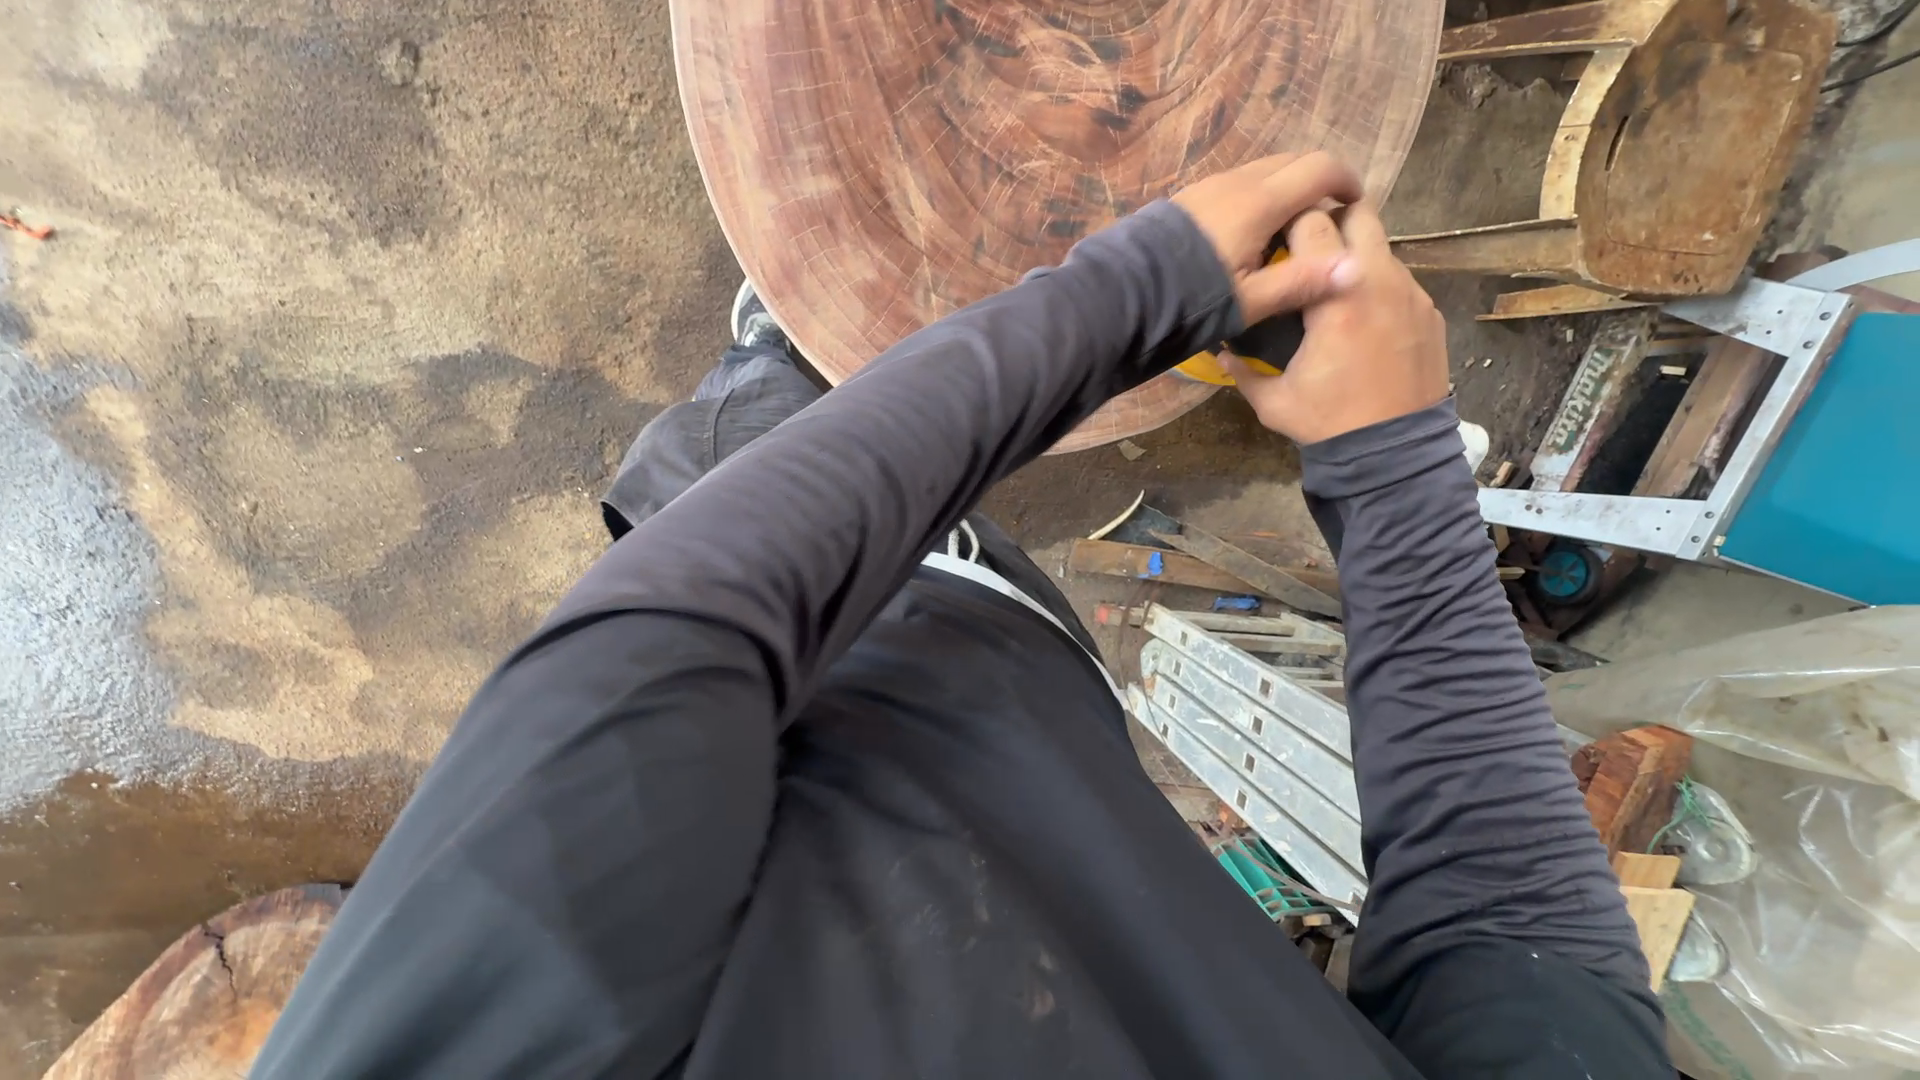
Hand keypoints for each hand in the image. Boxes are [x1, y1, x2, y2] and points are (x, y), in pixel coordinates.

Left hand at [1171, 152, 1364, 324]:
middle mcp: (1236, 182)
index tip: (1355, 203)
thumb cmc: (1191, 300)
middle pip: (1290, 162)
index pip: (1320, 168)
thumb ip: (1301, 282)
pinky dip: (1254, 196)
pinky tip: (1247, 234)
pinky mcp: (1187, 198)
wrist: (1123, 294)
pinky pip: (1233, 184)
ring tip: (1285, 230)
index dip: (1347, 180)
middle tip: (1322, 218)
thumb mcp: (1249, 300)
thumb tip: (1356, 267)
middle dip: (1315, 182)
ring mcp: (1208, 187)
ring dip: (1282, 189)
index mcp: (1259, 202)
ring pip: (1260, 171)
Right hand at [1221, 201, 1448, 443]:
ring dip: (1353, 256)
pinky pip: (1398, 280)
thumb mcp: (1271, 401)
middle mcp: (1378, 280)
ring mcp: (1410, 293)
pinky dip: (1374, 286)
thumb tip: (1220, 350)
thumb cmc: (1327, 421)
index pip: (1310, 224)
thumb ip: (1242, 369)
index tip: (1273, 243)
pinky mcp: (1428, 311)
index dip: (1288, 225)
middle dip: (1330, 222)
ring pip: (1380, 246)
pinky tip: (1360, 321)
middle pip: (1358, 211)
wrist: (1392, 449)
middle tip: (1305, 252)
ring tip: (1331, 289)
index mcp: (1335, 296)